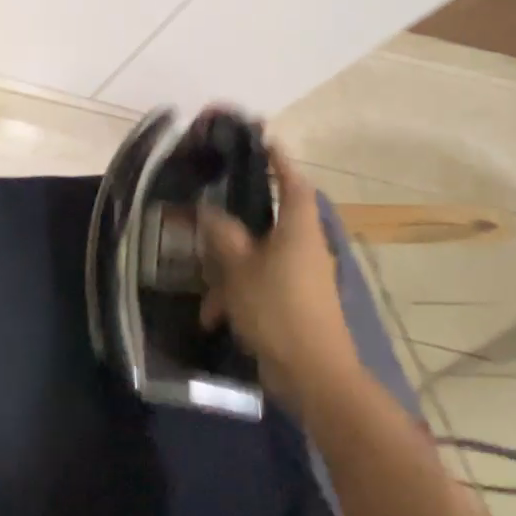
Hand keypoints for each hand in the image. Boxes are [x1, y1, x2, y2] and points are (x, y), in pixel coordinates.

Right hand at [198, 147, 360, 409]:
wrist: (314, 374)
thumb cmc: (277, 310)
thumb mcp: (238, 267)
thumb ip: (221, 233)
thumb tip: (208, 209)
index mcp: (298, 230)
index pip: (293, 183)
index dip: (279, 161)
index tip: (263, 141)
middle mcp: (305, 248)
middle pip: (269, 221)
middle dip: (233, 224)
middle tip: (203, 214)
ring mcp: (302, 277)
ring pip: (257, 257)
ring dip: (228, 270)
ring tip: (201, 286)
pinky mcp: (295, 302)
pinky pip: (259, 286)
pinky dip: (236, 295)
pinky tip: (212, 316)